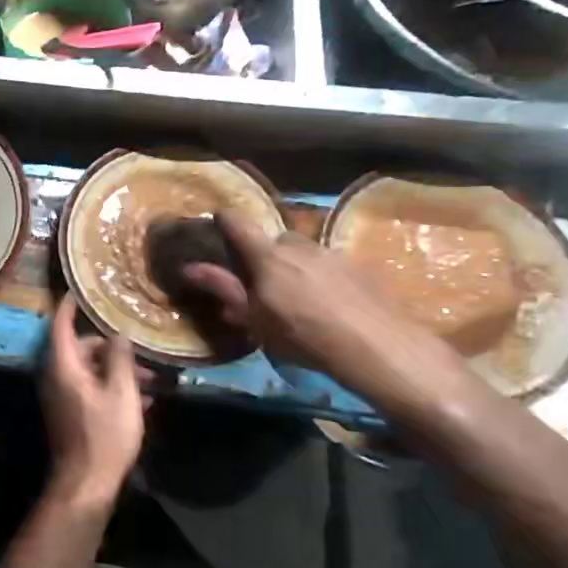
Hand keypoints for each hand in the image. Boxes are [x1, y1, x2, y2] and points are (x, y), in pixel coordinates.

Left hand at [40, 296, 149, 500]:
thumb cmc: (105, 436)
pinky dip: (111, 387)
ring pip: (88, 370)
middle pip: (79, 348)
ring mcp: (61, 396)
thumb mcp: (122, 394)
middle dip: (109, 345)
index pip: (61, 325)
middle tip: (139, 346)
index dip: (70, 306)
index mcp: (63, 367)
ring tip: (151, 378)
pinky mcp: (70, 412)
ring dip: (116, 369)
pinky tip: (142, 398)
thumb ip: (121, 360)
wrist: (86, 484)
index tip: (81, 289)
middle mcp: (56, 377)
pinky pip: (89, 388)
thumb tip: (119, 334)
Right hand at [178, 212, 476, 416]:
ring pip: (303, 252)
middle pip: (273, 240)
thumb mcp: (255, 318)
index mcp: (267, 255)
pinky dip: (321, 277)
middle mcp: (299, 245)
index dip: (223, 220)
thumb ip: (224, 288)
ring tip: (297, 297)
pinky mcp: (359, 266)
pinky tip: (328, 304)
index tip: (215, 223)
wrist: (378, 347)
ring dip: (294, 266)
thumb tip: (189, 266)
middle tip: (262, 283)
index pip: (238, 223)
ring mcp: (332, 253)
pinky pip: (329, 264)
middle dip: (264, 254)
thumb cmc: (303, 335)